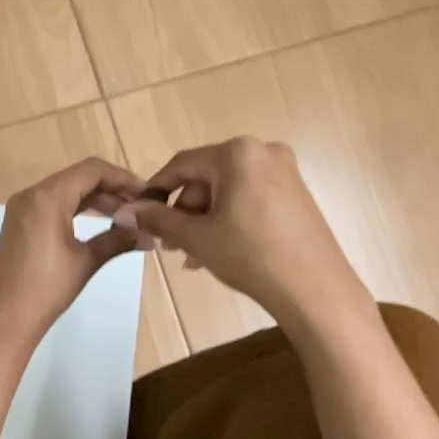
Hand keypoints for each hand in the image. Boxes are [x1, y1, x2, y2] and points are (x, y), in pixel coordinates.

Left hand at [0, 157, 145, 353]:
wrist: (4, 319)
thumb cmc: (45, 290)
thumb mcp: (85, 261)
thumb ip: (117, 239)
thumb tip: (149, 234)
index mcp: (47, 198)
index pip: (92, 171)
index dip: (123, 178)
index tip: (148, 193)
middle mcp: (31, 195)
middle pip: (79, 178)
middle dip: (112, 190)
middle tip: (142, 207)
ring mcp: (22, 209)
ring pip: (66, 191)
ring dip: (96, 200)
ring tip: (127, 217)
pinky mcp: (19, 223)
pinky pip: (53, 205)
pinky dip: (77, 209)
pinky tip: (100, 222)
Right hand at [116, 137, 372, 335]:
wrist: (314, 287)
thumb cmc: (249, 255)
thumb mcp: (196, 237)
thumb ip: (158, 219)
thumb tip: (124, 211)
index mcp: (236, 153)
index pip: (182, 165)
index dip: (156, 190)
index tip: (140, 215)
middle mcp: (262, 151)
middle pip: (206, 176)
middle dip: (185, 210)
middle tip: (172, 245)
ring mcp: (284, 171)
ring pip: (228, 190)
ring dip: (205, 219)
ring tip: (194, 256)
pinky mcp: (296, 192)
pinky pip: (250, 197)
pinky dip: (230, 218)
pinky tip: (221, 250)